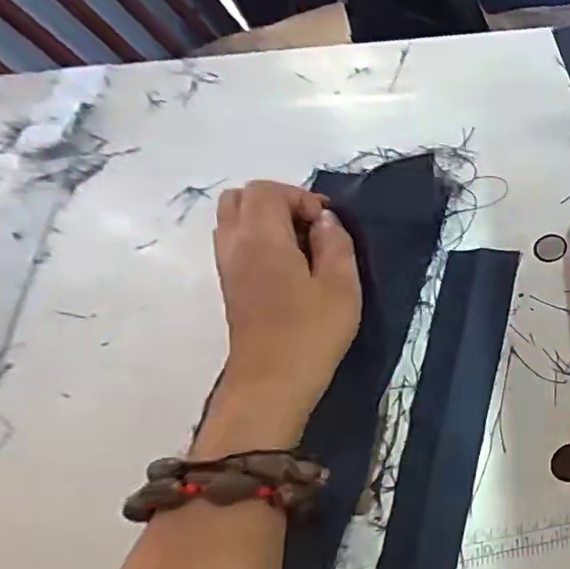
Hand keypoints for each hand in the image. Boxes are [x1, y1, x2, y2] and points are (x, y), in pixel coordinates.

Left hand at [205, 181, 360, 450]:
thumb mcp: (343, 286)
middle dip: (280, 203)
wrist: (274, 378)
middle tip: (315, 230)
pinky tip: (292, 266)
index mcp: (261, 239)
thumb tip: (326, 221)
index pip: (267, 191)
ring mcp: (226, 264)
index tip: (330, 225)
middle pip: (241, 197)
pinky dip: (261, 239)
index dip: (301, 198)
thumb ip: (336, 244)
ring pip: (235, 218)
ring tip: (305, 248)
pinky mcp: (229, 282)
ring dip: (269, 221)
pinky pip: (236, 241)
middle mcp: (234, 244)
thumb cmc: (314, 331)